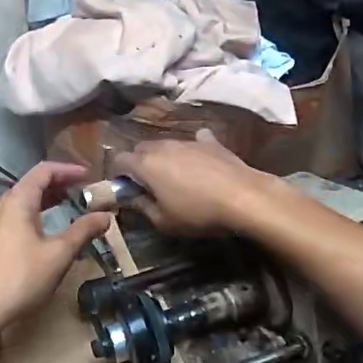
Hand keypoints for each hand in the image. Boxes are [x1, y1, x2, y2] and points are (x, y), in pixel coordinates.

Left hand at [0, 162, 113, 330]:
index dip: (68, 170)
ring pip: (23, 202)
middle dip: (59, 184)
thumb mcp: (59, 254)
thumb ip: (83, 231)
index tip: (89, 175)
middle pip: (32, 184)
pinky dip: (36, 215)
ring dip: (47, 200)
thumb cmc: (19, 278)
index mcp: (17, 201)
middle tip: (84, 191)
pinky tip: (46, 233)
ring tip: (69, 207)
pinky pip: (15, 217)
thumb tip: (106, 215)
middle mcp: (1, 206)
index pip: (44, 171)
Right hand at [109, 130, 282, 235]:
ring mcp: (189, 141)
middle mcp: (163, 146)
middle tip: (149, 186)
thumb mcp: (164, 221)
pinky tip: (201, 163)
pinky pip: (195, 142)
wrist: (244, 197)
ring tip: (176, 179)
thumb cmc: (198, 212)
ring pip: (167, 145)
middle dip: (140, 164)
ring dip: (165, 158)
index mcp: (145, 164)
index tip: (126, 190)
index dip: (118, 175)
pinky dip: (193, 151)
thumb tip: (132, 199)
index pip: (119, 160)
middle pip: (142, 149)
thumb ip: (142, 207)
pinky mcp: (212, 142)